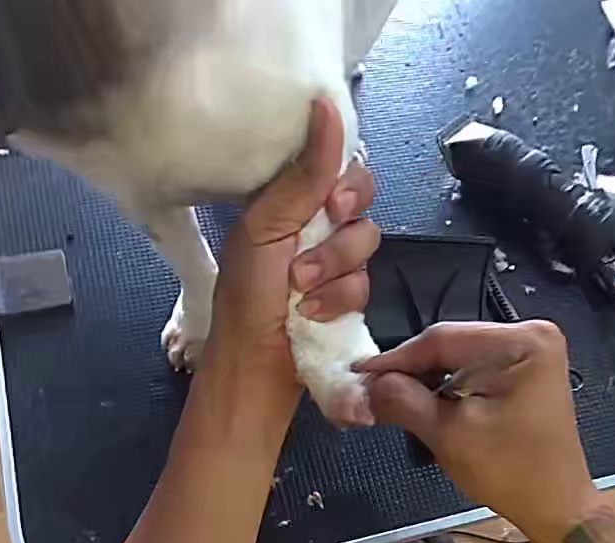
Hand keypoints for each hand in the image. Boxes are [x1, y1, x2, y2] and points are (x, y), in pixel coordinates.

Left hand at [205, 98, 379, 403]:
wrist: (255, 364)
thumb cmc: (248, 296)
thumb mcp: (267, 227)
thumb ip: (305, 175)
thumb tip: (327, 106)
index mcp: (290, 202)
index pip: (341, 171)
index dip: (346, 187)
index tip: (332, 206)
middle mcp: (317, 229)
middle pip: (362, 211)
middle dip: (339, 240)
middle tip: (308, 260)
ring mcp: (334, 267)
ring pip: (366, 252)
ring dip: (334, 275)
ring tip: (302, 296)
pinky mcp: (348, 301)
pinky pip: (366, 287)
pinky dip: (340, 302)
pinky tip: (315, 315)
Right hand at [357, 321, 605, 542]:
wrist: (557, 506)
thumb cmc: (510, 472)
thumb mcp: (449, 435)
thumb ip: (403, 401)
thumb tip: (363, 384)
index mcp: (522, 341)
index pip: (441, 339)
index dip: (394, 359)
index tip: (357, 375)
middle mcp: (533, 335)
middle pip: (452, 346)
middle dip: (412, 372)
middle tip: (371, 393)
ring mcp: (534, 353)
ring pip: (462, 359)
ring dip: (429, 381)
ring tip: (394, 402)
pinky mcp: (529, 374)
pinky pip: (478, 371)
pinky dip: (452, 389)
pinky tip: (428, 405)